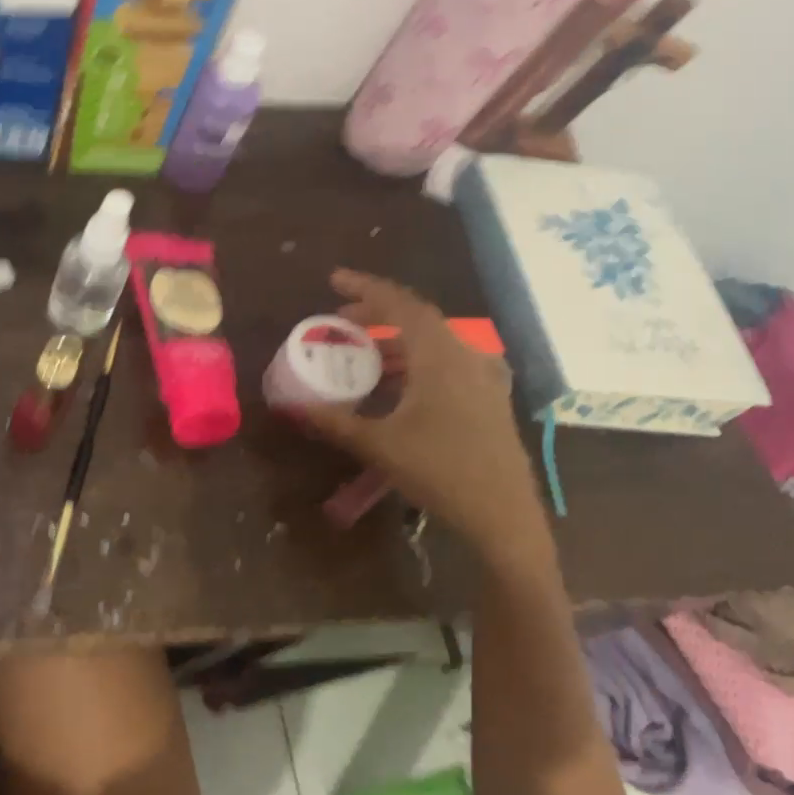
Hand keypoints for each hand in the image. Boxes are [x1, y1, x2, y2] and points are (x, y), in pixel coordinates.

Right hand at [297, 270, 545, 545]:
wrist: (502, 514)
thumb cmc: (439, 471)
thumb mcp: (378, 445)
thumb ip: (334, 421)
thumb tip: (291, 406)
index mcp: (440, 357)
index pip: (400, 305)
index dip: (366, 288)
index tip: (334, 280)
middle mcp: (466, 356)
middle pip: (418, 319)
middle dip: (377, 315)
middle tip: (340, 320)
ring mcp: (483, 377)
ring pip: (434, 343)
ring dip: (396, 342)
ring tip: (362, 354)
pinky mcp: (489, 399)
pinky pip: (447, 363)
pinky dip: (416, 362)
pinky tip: (398, 386)